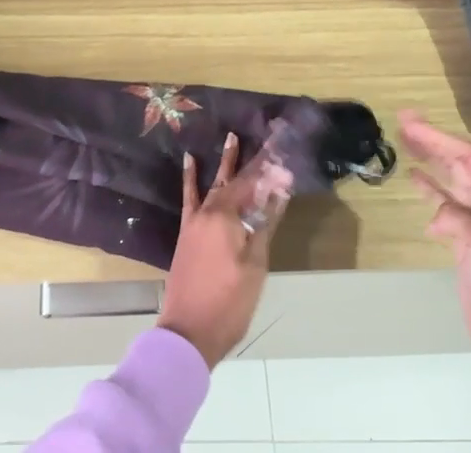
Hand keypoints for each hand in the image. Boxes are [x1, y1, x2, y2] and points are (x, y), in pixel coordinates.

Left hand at [157, 133, 287, 367]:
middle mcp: (208, 212)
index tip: (283, 147)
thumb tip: (279, 192)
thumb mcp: (255, 264)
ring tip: (232, 138)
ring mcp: (194, 222)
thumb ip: (265, 224)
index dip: (270, 167)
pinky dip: (191, 179)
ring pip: (214, 186)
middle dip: (251, 161)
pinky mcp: (187, 233)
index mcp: (225, 217)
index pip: (253, 183)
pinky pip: (190, 198)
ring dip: (226, 165)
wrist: (189, 331)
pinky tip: (190, 162)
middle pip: (234, 181)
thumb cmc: (229, 302)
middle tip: (266, 140)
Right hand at [400, 110, 470, 420]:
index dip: (439, 136)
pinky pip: (446, 205)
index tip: (410, 120)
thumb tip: (439, 213)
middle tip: (402, 120)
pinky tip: (413, 179)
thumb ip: (461, 216)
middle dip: (433, 141)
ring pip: (451, 181)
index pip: (470, 157)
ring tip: (404, 140)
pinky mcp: (467, 241)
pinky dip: (430, 190)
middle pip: (460, 163)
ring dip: (429, 160)